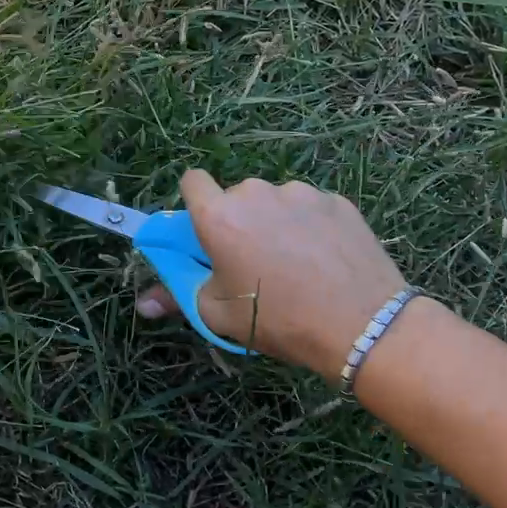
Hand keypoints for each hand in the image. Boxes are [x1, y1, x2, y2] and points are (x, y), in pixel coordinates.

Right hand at [136, 170, 409, 377]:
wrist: (363, 326)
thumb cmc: (278, 319)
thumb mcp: (218, 314)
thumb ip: (177, 297)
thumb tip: (143, 305)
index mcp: (218, 215)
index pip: (192, 181)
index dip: (196, 203)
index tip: (207, 231)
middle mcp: (255, 193)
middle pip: (236, 196)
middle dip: (239, 220)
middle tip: (252, 260)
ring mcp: (301, 193)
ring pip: (275, 202)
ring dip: (276, 222)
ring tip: (295, 263)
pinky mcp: (337, 201)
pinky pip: (311, 208)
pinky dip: (311, 226)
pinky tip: (325, 259)